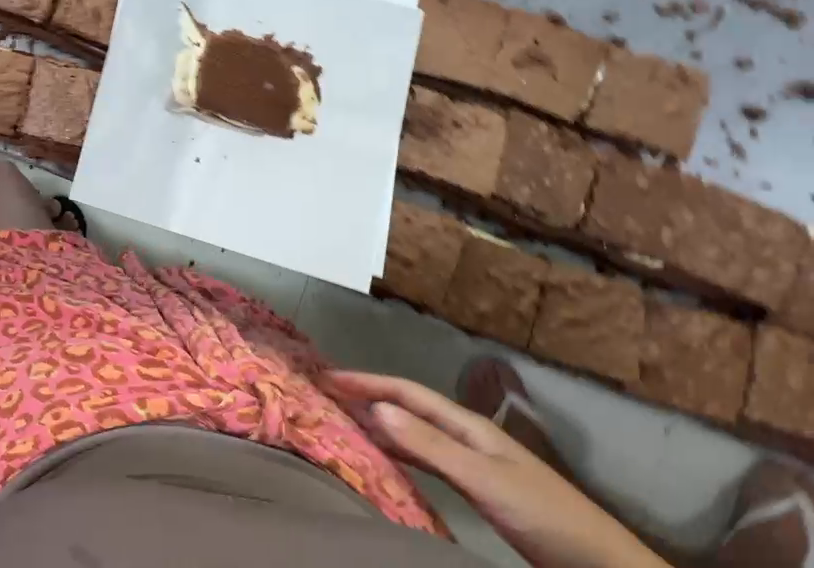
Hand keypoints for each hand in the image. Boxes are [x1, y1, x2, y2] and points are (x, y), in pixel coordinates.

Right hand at [322, 370, 668, 567]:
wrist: (602, 564)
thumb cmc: (543, 514)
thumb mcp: (482, 478)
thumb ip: (429, 445)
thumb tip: (374, 405)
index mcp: (468, 425)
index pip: (406, 392)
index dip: (365, 380)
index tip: (323, 376)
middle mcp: (467, 436)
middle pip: (408, 407)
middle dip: (367, 396)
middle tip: (324, 394)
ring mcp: (474, 462)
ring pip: (415, 432)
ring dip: (380, 423)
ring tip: (342, 421)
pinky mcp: (478, 487)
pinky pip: (425, 459)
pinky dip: (398, 452)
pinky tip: (384, 459)